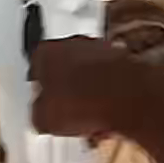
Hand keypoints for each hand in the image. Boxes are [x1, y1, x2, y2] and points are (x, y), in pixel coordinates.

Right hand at [31, 36, 163, 137]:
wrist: (127, 97)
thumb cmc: (80, 103)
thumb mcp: (44, 119)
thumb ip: (39, 112)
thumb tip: (43, 113)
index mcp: (48, 51)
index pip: (36, 65)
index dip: (39, 86)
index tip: (42, 100)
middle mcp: (74, 42)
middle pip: (65, 65)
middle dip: (66, 87)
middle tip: (65, 111)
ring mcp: (102, 48)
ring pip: (89, 72)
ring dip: (88, 92)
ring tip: (88, 120)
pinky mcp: (124, 58)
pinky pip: (110, 79)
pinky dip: (108, 94)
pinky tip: (107, 116)